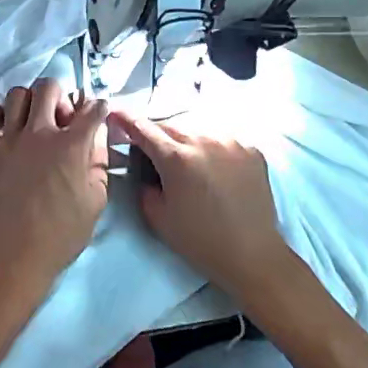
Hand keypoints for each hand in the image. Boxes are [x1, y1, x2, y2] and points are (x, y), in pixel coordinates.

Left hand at [0, 80, 109, 295]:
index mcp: (72, 146)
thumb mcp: (96, 200)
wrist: (15, 258)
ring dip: (30, 102)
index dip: (99, 108)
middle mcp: (40, 134)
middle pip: (49, 87)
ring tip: (34, 122)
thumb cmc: (62, 234)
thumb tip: (97, 135)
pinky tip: (4, 127)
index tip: (97, 114)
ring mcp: (9, 141)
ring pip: (16, 94)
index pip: (92, 109)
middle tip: (63, 119)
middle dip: (61, 96)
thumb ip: (99, 161)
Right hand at [110, 112, 294, 302]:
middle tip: (155, 154)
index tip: (115, 113)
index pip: (144, 129)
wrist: (252, 254)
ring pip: (199, 132)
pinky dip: (215, 151)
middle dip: (158, 137)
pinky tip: (218, 172)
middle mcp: (204, 141)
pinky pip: (224, 142)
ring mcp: (232, 143)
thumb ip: (144, 186)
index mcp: (177, 158)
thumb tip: (145, 169)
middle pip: (171, 127)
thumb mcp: (158, 217)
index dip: (126, 120)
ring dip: (188, 143)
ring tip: (192, 167)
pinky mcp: (252, 150)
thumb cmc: (200, 240)